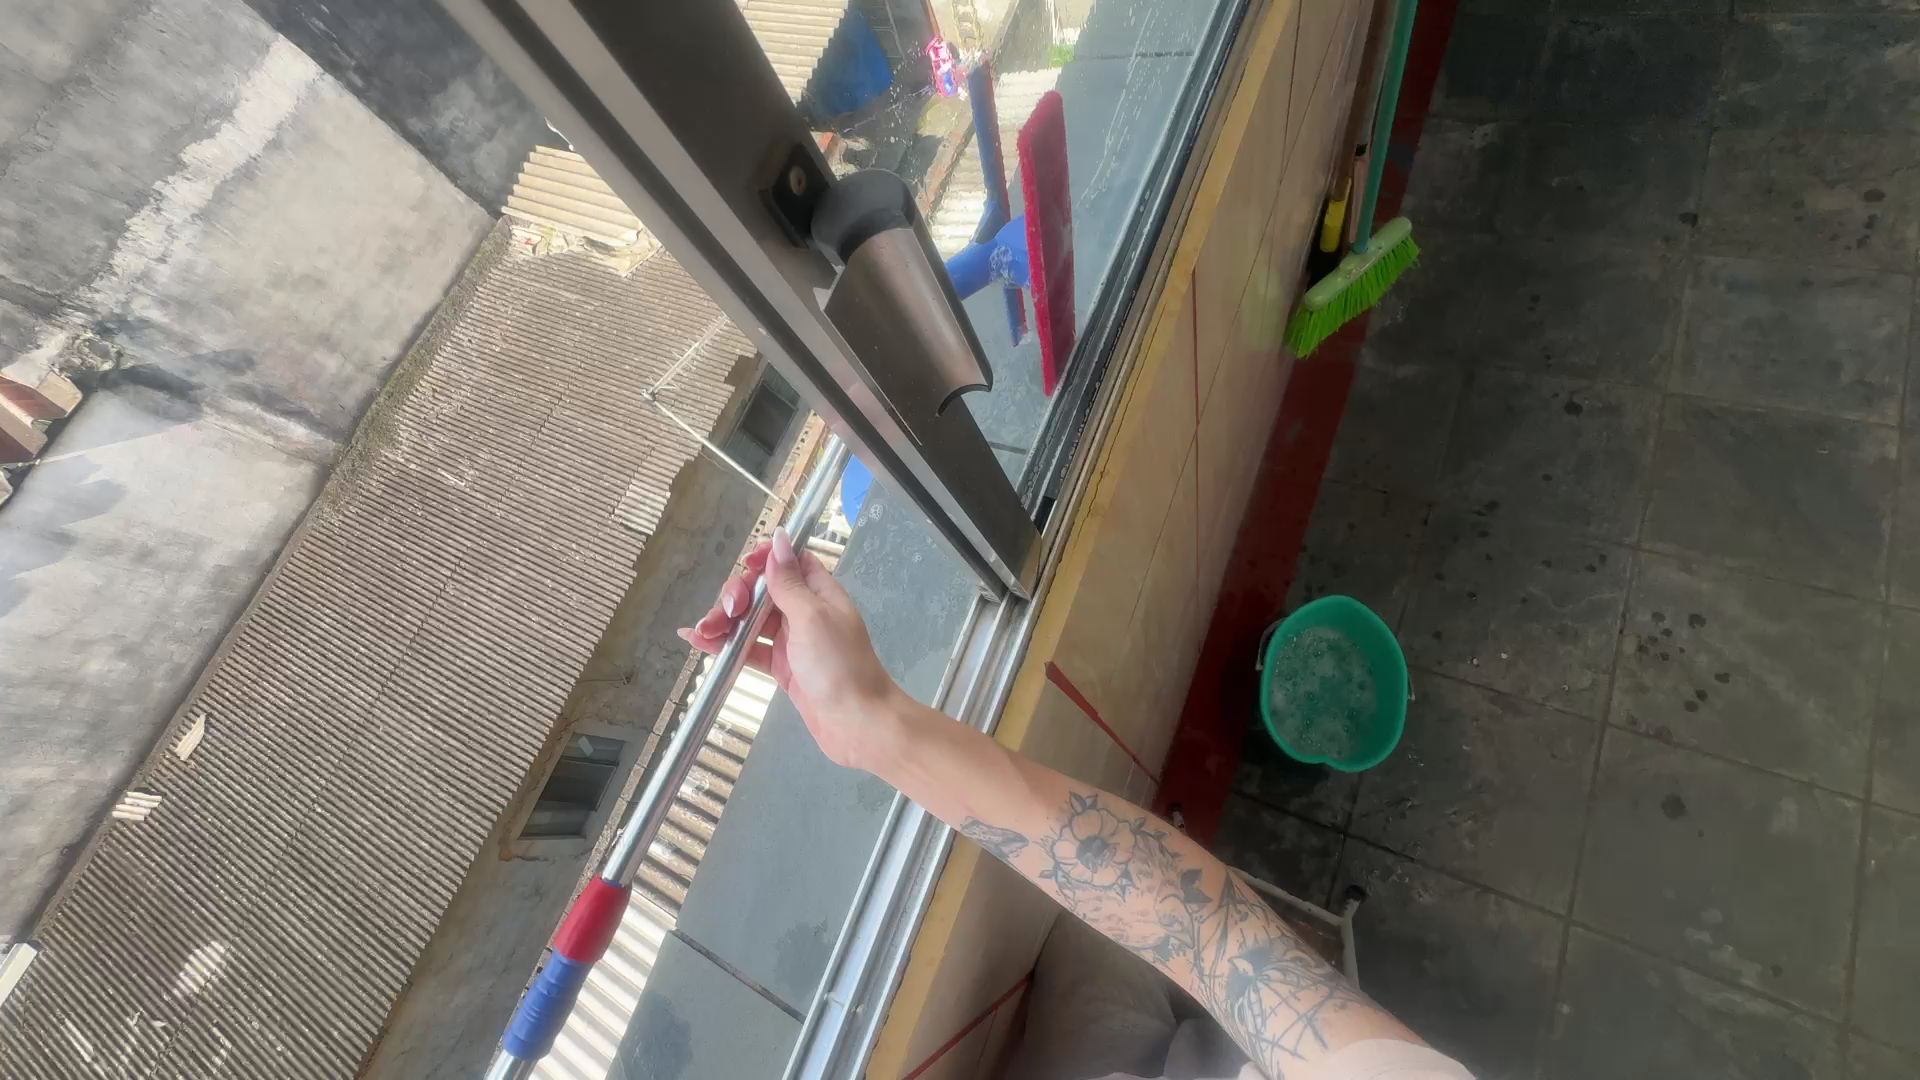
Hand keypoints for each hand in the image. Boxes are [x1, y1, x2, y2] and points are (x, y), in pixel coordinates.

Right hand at [679, 528, 909, 771]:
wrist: (856, 723)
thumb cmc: (839, 666)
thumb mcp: (812, 617)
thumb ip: (789, 581)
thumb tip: (780, 538)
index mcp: (820, 593)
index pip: (791, 562)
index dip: (766, 558)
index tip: (745, 564)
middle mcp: (806, 612)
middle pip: (763, 590)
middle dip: (738, 595)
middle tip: (728, 612)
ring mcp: (792, 641)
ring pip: (751, 620)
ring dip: (724, 621)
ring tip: (704, 632)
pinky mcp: (782, 667)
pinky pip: (748, 649)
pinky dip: (725, 644)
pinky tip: (701, 641)